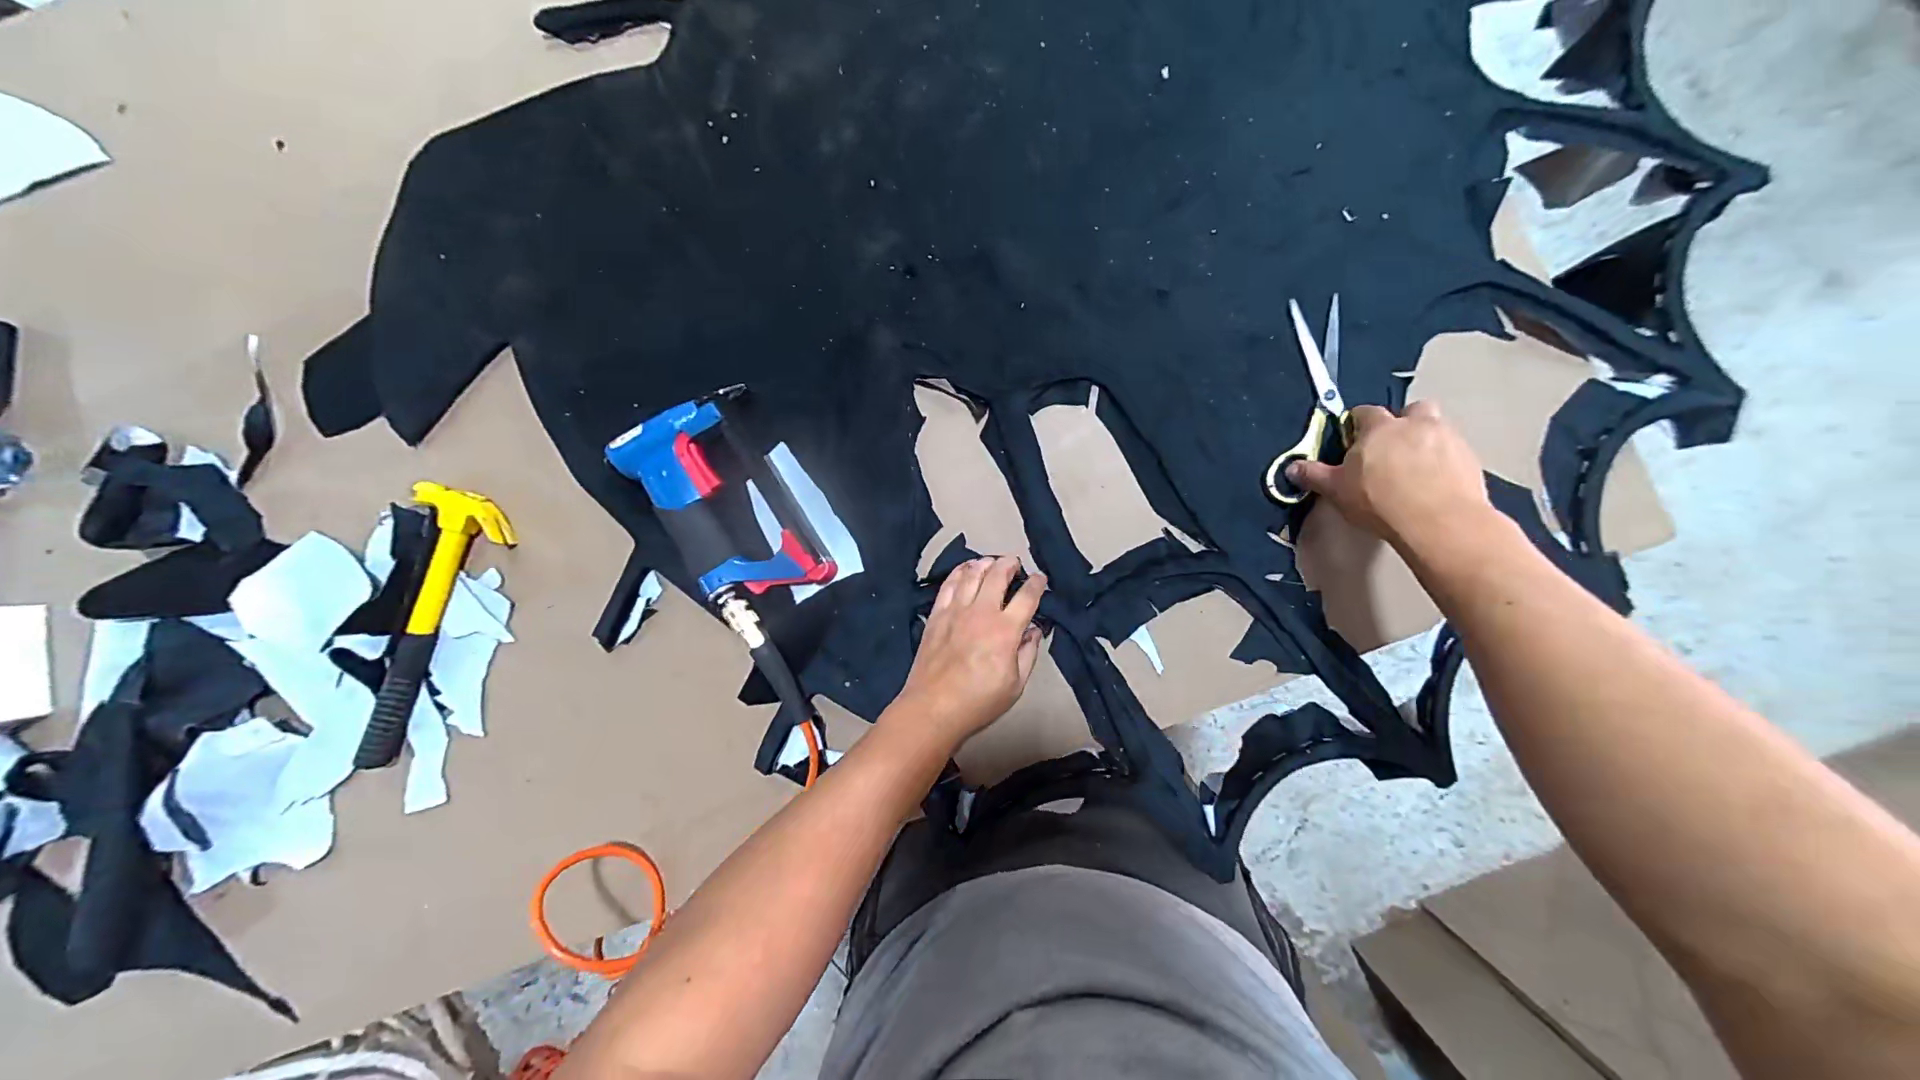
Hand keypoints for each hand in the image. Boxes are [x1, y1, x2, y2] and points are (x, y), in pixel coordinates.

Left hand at [887, 556, 1046, 752]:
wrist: (933, 708)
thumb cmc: (978, 702)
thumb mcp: (1016, 685)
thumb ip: (1028, 653)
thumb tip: (1034, 631)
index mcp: (1005, 630)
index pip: (1027, 597)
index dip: (1036, 584)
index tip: (1040, 578)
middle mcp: (981, 613)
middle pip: (997, 575)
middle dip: (1009, 564)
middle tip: (1014, 562)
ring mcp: (956, 612)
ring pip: (971, 575)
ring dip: (984, 564)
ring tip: (991, 561)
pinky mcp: (937, 616)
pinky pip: (948, 585)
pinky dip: (958, 572)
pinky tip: (964, 569)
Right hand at [1287, 401, 1493, 552]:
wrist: (1438, 522)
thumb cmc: (1380, 501)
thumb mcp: (1336, 490)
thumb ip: (1314, 476)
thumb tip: (1292, 468)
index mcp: (1379, 428)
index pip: (1365, 412)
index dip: (1358, 424)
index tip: (1353, 439)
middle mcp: (1416, 424)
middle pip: (1411, 409)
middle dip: (1403, 422)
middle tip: (1392, 446)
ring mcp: (1447, 439)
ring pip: (1437, 427)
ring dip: (1426, 439)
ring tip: (1415, 466)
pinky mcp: (1470, 459)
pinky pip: (1454, 452)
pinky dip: (1445, 461)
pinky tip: (1434, 483)